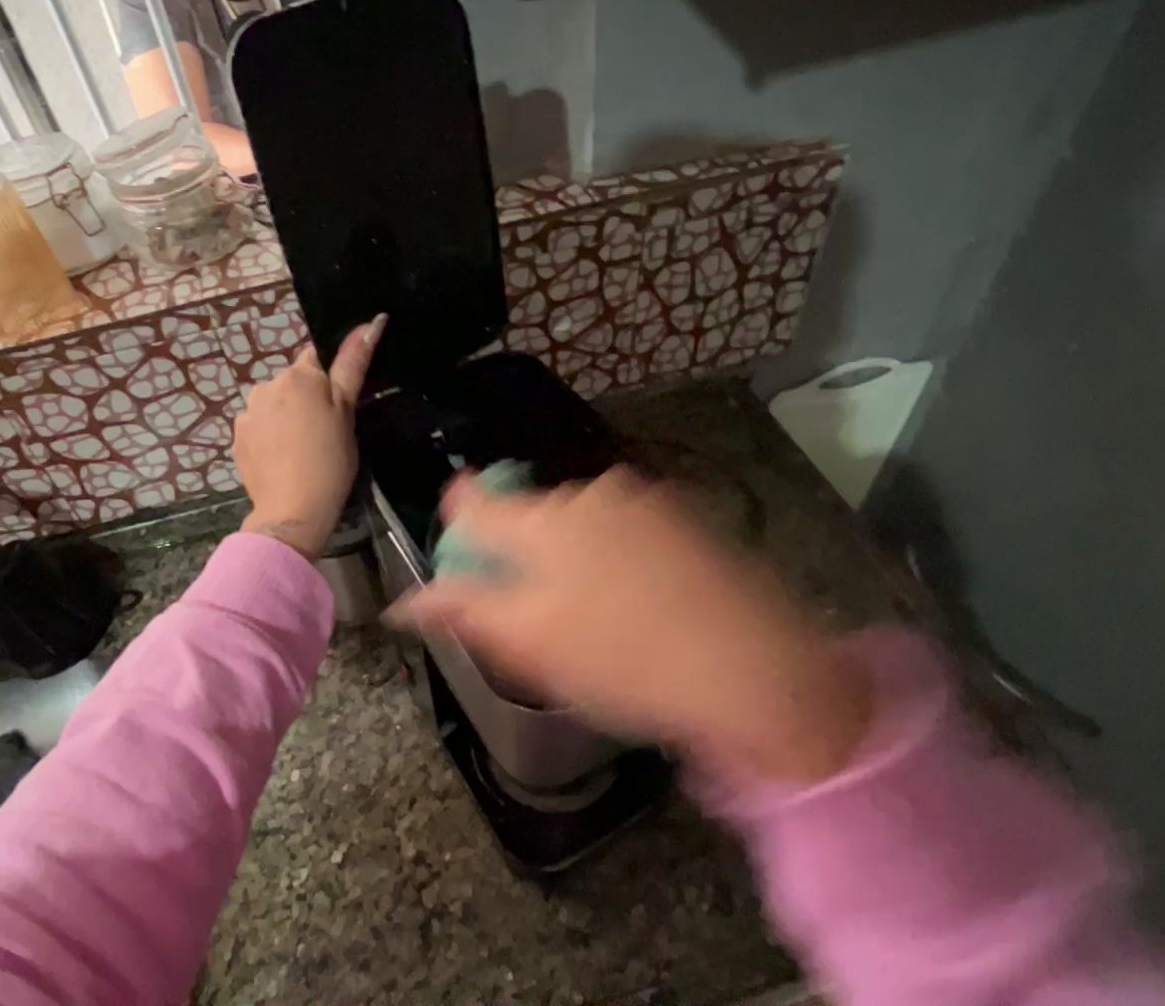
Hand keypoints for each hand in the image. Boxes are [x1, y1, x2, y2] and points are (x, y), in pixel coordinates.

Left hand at [232, 315, 385, 559]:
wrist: (293, 510)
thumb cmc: (331, 460)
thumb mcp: (348, 412)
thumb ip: (354, 364)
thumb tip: (372, 320)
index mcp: (299, 374)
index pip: (316, 358)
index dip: (329, 380)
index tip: (339, 406)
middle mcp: (267, 384)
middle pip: (292, 382)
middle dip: (306, 399)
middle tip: (325, 433)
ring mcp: (247, 412)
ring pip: (273, 405)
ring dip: (285, 418)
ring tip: (302, 450)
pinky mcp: (237, 438)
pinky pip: (258, 427)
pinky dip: (270, 437)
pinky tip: (283, 459)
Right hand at [388, 467, 872, 780]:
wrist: (756, 671)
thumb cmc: (625, 663)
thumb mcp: (532, 645)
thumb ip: (464, 611)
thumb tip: (408, 599)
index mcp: (542, 519)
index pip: (471, 500)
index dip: (458, 528)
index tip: (468, 567)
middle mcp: (589, 492)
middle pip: (531, 514)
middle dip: (526, 556)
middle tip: (545, 619)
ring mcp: (645, 500)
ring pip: (583, 522)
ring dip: (576, 557)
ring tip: (602, 619)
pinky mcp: (688, 517)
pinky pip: (629, 529)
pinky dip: (622, 557)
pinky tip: (645, 606)